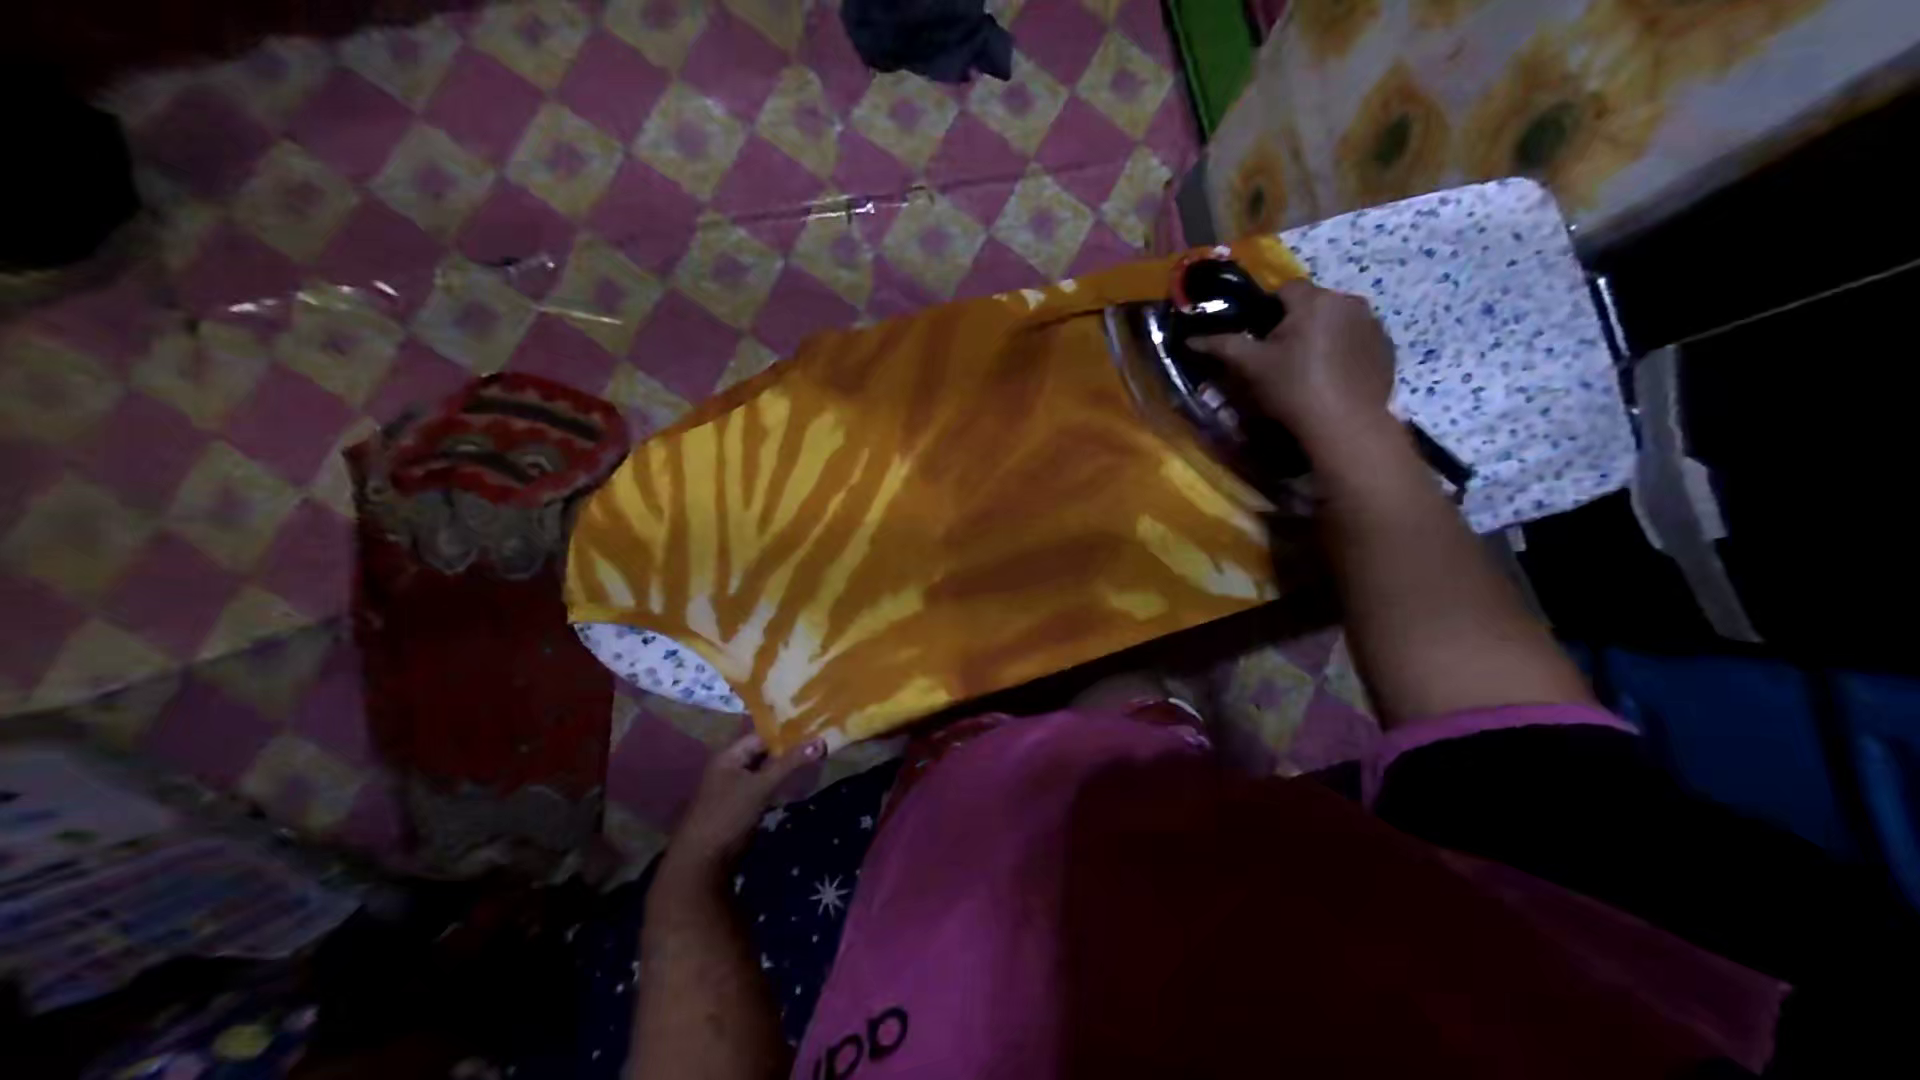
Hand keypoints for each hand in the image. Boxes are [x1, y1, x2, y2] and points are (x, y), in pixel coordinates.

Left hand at [662, 733, 821, 879]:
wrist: (704, 861)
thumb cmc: (728, 814)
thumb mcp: (760, 786)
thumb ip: (789, 763)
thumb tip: (820, 741)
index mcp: (730, 755)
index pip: (762, 735)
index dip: (786, 730)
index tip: (813, 724)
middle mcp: (732, 767)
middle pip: (765, 751)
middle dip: (790, 748)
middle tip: (821, 739)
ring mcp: (738, 787)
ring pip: (768, 770)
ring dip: (788, 766)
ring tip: (818, 756)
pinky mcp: (745, 805)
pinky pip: (767, 787)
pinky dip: (782, 783)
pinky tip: (803, 780)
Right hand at [1190, 280, 1396, 454]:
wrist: (1346, 424)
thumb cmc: (1294, 388)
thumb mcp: (1252, 367)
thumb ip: (1222, 346)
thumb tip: (1191, 339)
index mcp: (1314, 301)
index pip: (1285, 290)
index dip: (1268, 312)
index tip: (1260, 340)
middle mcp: (1349, 302)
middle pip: (1313, 304)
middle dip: (1297, 323)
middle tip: (1281, 359)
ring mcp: (1373, 324)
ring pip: (1337, 321)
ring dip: (1322, 335)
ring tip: (1309, 370)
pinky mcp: (1386, 348)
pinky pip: (1358, 339)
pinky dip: (1344, 351)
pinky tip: (1333, 378)